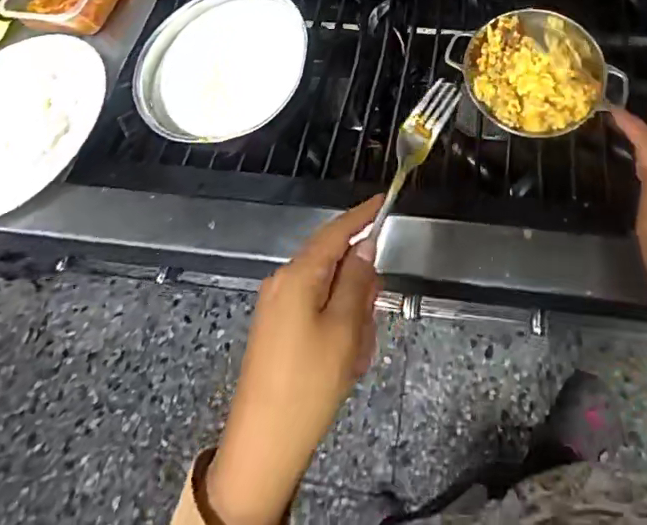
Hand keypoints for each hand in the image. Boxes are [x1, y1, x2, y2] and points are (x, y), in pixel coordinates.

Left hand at [207, 195, 383, 524]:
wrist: (263, 445)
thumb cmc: (308, 382)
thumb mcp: (345, 328)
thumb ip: (357, 280)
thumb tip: (365, 245)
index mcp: (298, 276)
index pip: (335, 231)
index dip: (361, 215)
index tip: (383, 201)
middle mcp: (283, 283)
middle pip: (334, 261)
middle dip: (360, 285)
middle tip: (371, 321)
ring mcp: (278, 307)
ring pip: (330, 291)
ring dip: (352, 313)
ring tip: (357, 352)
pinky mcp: (278, 330)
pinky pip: (318, 312)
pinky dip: (338, 327)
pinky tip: (345, 359)